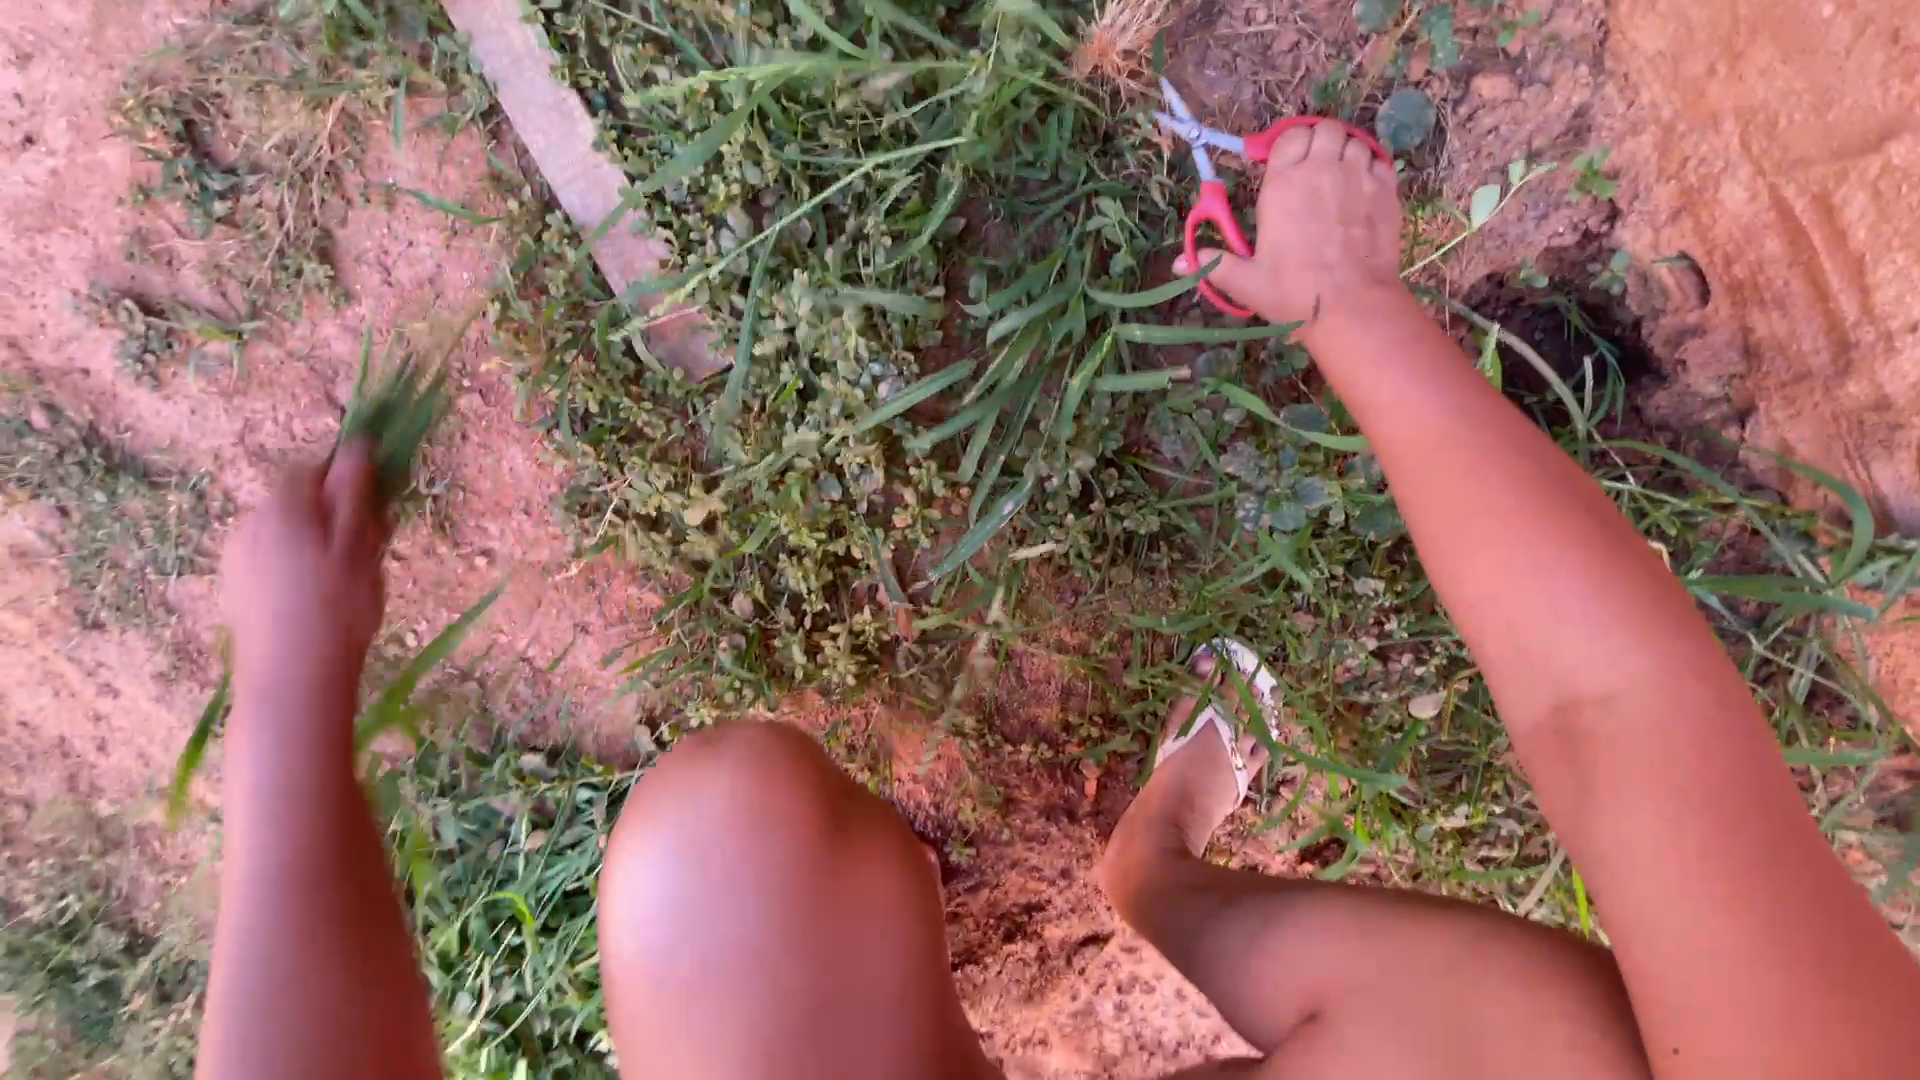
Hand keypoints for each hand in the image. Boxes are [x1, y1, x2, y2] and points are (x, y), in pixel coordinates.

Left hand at [221, 440, 389, 689]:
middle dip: (336, 512)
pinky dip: (300, 563)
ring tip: (350, 575)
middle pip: (299, 499)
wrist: (293, 674)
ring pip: (287, 529)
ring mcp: (237, 555)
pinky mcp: (236, 585)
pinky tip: (320, 594)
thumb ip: (354, 493)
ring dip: (319, 538)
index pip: (312, 469)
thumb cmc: (339, 606)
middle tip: (374, 545)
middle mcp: (249, 523)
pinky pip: (273, 556)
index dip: (347, 480)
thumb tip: (356, 446)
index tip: (379, 506)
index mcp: (282, 508)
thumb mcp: (359, 544)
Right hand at [1174, 120, 1406, 330]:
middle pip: (1323, 129)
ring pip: (1354, 141)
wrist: (1350, 305)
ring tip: (1336, 178)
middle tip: (1309, 168)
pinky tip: (1360, 189)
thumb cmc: (1292, 291)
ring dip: (1343, 152)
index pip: (1288, 138)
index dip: (1285, 148)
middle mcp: (1322, 168)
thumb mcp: (1244, 281)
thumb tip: (1178, 263)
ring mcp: (1359, 175)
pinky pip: (1379, 160)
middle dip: (1316, 142)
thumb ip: (1213, 264)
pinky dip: (1369, 166)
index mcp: (1284, 184)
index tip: (1280, 166)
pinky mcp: (1387, 189)